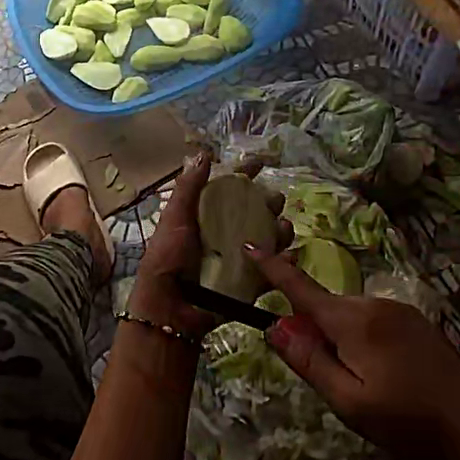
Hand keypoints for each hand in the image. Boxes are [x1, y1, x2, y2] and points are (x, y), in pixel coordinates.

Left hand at [129, 151, 291, 338]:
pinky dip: (284, 262)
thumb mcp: (175, 218)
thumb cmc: (169, 257)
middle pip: (255, 212)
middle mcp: (224, 234)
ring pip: (269, 238)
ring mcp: (239, 258)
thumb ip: (189, 188)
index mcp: (205, 216)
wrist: (171, 306)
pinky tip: (290, 255)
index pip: (229, 190)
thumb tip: (204, 154)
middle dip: (269, 202)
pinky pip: (273, 270)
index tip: (261, 164)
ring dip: (280, 230)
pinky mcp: (249, 282)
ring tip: (282, 227)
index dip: (244, 176)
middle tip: (275, 201)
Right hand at [247, 247, 459, 459]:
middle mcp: (371, 304)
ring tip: (362, 382)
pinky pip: (368, 320)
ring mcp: (396, 310)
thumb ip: (308, 361)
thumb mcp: (348, 402)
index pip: (299, 288)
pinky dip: (360, 338)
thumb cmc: (410, 420)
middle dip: (312, 329)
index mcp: (352, 322)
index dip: (271, 268)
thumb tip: (274, 327)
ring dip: (339, 337)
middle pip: (322, 306)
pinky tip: (383, 373)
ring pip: (346, 315)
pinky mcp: (413, 320)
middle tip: (328, 376)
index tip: (248, 245)